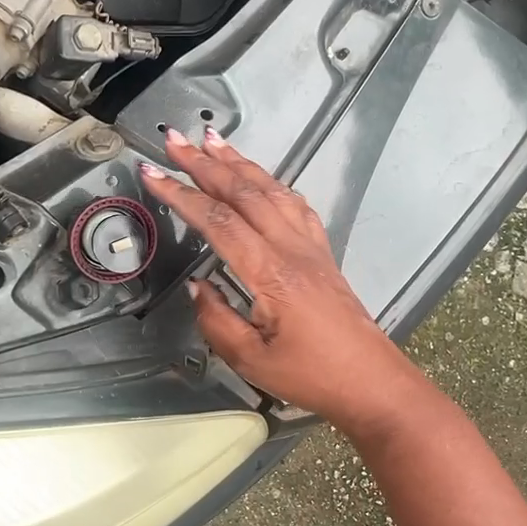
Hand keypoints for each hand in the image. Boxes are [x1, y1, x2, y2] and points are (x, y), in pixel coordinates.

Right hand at [140, 127, 424, 434]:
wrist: (374, 385)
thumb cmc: (310, 376)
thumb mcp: (249, 359)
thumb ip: (216, 320)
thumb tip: (199, 287)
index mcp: (271, 273)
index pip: (218, 222)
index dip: (182, 195)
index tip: (152, 175)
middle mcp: (292, 249)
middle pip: (244, 193)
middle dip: (204, 164)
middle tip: (174, 140)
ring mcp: (311, 248)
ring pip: (271, 191)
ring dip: (238, 163)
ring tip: (211, 140)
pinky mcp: (322, 254)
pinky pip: (294, 206)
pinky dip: (271, 182)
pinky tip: (259, 176)